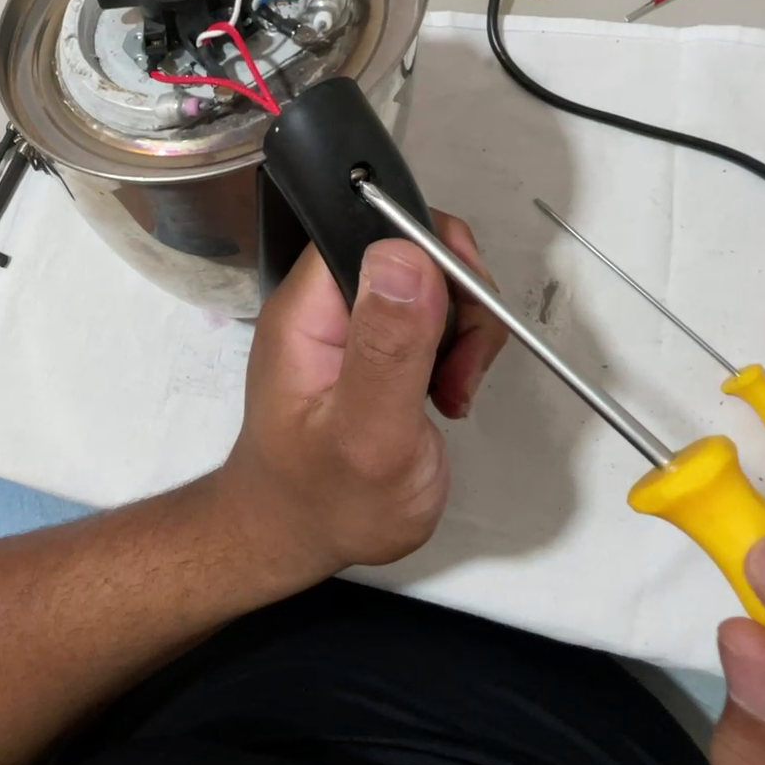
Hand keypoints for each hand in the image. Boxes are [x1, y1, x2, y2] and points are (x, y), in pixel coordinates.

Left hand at [219, 213, 507, 570]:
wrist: (301, 536)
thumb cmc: (325, 500)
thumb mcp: (367, 432)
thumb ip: (387, 346)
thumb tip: (405, 253)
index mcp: (307, 310)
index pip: (367, 229)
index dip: (426, 247)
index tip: (463, 302)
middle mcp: (326, 308)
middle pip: (411, 252)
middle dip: (458, 298)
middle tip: (459, 365)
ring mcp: (352, 330)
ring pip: (431, 288)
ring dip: (463, 333)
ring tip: (450, 391)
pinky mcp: (376, 353)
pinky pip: (431, 325)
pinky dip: (456, 355)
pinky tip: (446, 398)